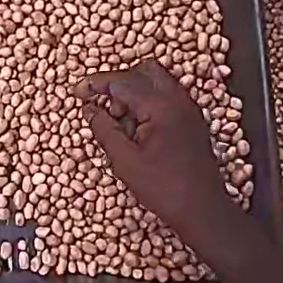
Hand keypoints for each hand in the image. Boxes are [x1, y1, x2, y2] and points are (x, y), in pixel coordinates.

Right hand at [75, 59, 234, 231]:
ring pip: (156, 82)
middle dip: (118, 83)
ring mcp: (188, 109)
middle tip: (100, 104)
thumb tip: (89, 109)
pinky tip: (136, 129)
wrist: (204, 210)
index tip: (78, 91)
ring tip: (118, 122)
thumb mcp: (125, 161)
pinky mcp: (191, 121)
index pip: (123, 82)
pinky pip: (166, 98)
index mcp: (161, 106)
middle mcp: (179, 100)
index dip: (97, 85)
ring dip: (133, 93)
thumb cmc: (165, 189)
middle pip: (143, 72)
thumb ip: (104, 129)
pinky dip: (147, 104)